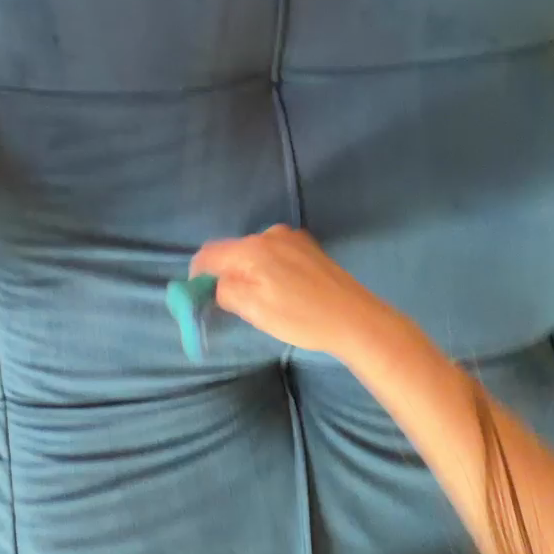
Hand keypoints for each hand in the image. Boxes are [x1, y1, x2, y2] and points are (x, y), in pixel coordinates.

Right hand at [190, 226, 392, 357]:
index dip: (198, 273)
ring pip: (255, 252)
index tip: (199, 294)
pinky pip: (275, 252)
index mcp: (251, 249)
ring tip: (265, 299)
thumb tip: (216, 284)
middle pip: (233, 251)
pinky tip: (286, 290)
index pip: (209, 253)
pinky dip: (270, 268)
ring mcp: (291, 237)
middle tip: (234, 303)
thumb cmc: (301, 317)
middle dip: (226, 273)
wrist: (356, 319)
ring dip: (250, 270)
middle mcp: (268, 234)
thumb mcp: (254, 310)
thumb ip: (225, 291)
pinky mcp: (308, 246)